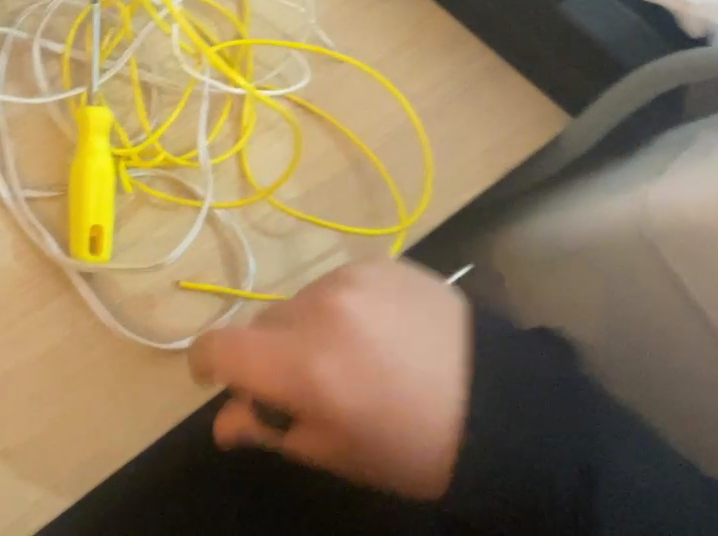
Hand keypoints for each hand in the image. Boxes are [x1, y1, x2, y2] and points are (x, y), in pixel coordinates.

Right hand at [188, 258, 472, 500]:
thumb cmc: (416, 448)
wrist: (509, 408)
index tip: (218, 378)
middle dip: (271, 354)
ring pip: (297, 303)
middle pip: (260, 326)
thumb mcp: (339, 454)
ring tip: (356, 356)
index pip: (218, 346)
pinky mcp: (378, 262)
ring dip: (308, 328)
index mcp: (303, 366)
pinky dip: (343, 307)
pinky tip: (382, 333)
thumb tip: (222, 422)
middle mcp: (315, 310)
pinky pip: (335, 284)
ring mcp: (348, 279)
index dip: (207, 363)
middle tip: (312, 384)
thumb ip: (270, 431)